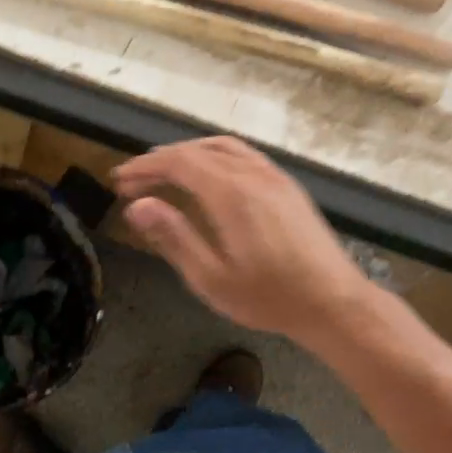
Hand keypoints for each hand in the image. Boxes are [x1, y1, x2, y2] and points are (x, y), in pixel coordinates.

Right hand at [113, 137, 374, 346]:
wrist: (333, 304)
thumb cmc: (268, 297)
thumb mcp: (211, 277)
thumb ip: (173, 236)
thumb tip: (137, 205)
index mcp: (231, 194)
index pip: (179, 163)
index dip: (145, 167)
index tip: (118, 179)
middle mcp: (254, 175)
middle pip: (198, 151)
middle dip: (160, 161)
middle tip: (132, 180)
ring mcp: (274, 177)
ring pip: (223, 148)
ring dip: (187, 154)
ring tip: (163, 172)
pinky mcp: (287, 187)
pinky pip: (243, 156)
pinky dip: (213, 156)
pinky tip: (206, 177)